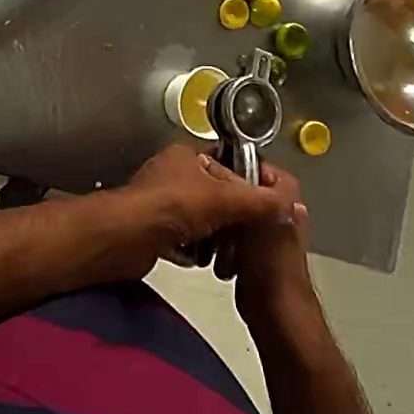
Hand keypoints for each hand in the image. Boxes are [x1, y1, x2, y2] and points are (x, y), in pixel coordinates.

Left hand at [99, 145, 294, 281]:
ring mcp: (160, 202)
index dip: (247, 184)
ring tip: (224, 251)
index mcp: (186, 155)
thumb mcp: (224, 200)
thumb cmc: (171, 207)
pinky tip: (201, 258)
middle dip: (231, 217)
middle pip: (215, 195)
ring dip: (213, 237)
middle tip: (246, 234)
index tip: (264, 206)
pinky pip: (183, 239)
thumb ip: (260, 201)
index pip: (228, 163)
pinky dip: (193, 249)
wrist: (124, 239)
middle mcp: (172, 174)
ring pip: (200, 219)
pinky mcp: (152, 229)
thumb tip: (289, 205)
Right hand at [208, 162, 314, 319]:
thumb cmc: (271, 263)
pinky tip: (221, 261)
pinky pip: (229, 240)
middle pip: (241, 192)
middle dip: (224, 204)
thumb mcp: (258, 217)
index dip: (235, 170)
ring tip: (216, 242)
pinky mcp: (251, 254)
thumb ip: (246, 189)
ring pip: (232, 216)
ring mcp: (264, 234)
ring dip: (221, 229)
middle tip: (210, 211)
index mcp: (287, 197)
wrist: (275, 311)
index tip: (213, 177)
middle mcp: (278, 211)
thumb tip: (225, 167)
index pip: (258, 167)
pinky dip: (222, 248)